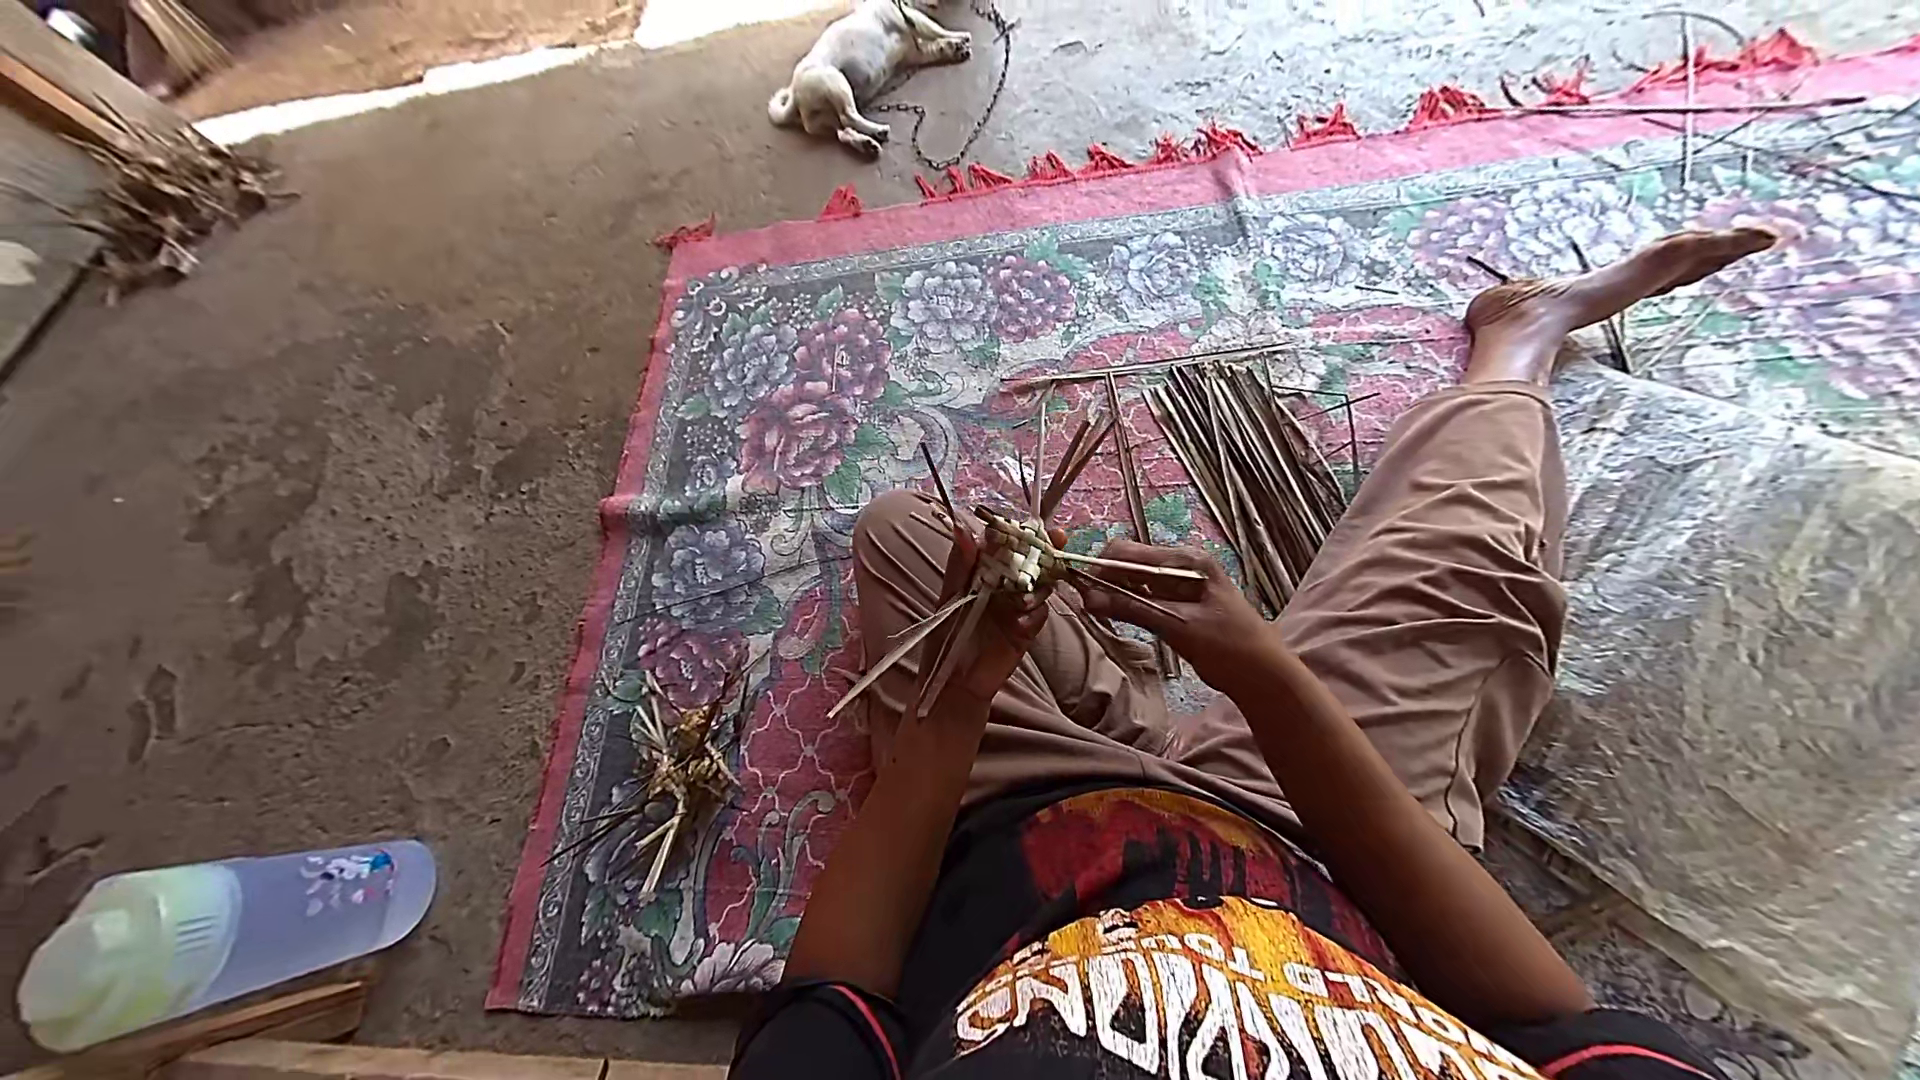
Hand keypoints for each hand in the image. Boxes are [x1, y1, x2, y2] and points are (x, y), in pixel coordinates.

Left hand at [916, 524, 1057, 709]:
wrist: (952, 681)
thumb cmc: (945, 635)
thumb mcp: (950, 596)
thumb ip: (960, 564)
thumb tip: (961, 527)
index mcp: (984, 571)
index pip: (1005, 544)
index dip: (1018, 532)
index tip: (1029, 523)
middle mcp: (1004, 584)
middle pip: (1031, 560)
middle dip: (1044, 549)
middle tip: (1056, 539)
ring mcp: (1017, 606)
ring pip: (1040, 586)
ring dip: (1039, 584)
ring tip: (1024, 595)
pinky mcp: (1026, 629)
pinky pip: (1038, 616)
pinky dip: (1033, 615)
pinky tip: (1021, 620)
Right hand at [1078, 539, 1281, 694]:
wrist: (1265, 678)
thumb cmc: (1230, 648)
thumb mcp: (1178, 626)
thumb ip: (1132, 608)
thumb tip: (1088, 599)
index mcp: (1187, 562)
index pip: (1129, 552)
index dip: (1101, 567)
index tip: (1081, 589)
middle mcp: (1181, 566)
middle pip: (1128, 562)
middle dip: (1104, 579)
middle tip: (1086, 604)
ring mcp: (1179, 584)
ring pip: (1133, 579)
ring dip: (1113, 591)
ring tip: (1097, 611)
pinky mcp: (1177, 603)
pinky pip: (1142, 595)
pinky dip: (1126, 602)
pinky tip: (1114, 615)